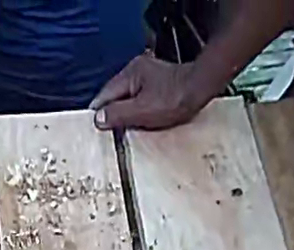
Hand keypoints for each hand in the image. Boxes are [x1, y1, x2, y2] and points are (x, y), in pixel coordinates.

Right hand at [91, 55, 209, 130]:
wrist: (200, 90)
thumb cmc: (175, 100)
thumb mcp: (143, 111)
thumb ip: (119, 114)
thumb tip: (98, 119)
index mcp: (129, 75)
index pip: (105, 95)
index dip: (99, 112)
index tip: (94, 128)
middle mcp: (135, 71)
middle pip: (115, 96)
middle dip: (110, 113)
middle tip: (105, 133)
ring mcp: (147, 77)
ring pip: (127, 98)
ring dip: (122, 113)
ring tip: (119, 130)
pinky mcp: (157, 85)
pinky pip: (139, 99)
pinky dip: (135, 110)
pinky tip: (137, 121)